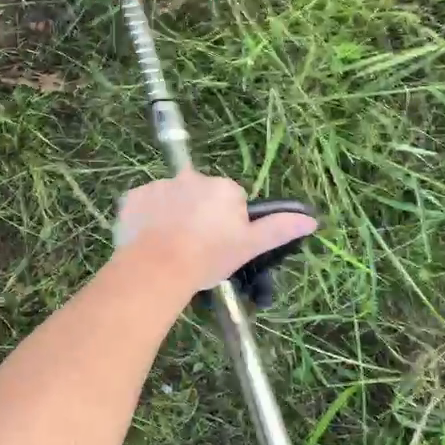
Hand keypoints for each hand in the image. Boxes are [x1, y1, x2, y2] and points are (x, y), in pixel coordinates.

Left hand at [112, 172, 318, 294]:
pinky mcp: (133, 197)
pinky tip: (148, 240)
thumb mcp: (248, 246)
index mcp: (223, 188)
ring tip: (169, 247)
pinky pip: (144, 205)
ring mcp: (159, 185)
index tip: (219, 244)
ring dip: (172, 215)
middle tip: (195, 247)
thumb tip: (310, 219)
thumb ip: (278, 229)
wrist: (157, 266)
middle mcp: (191, 178)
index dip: (226, 224)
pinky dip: (146, 218)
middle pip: (200, 196)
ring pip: (171, 199)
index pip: (230, 201)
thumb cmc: (208, 257)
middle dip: (199, 216)